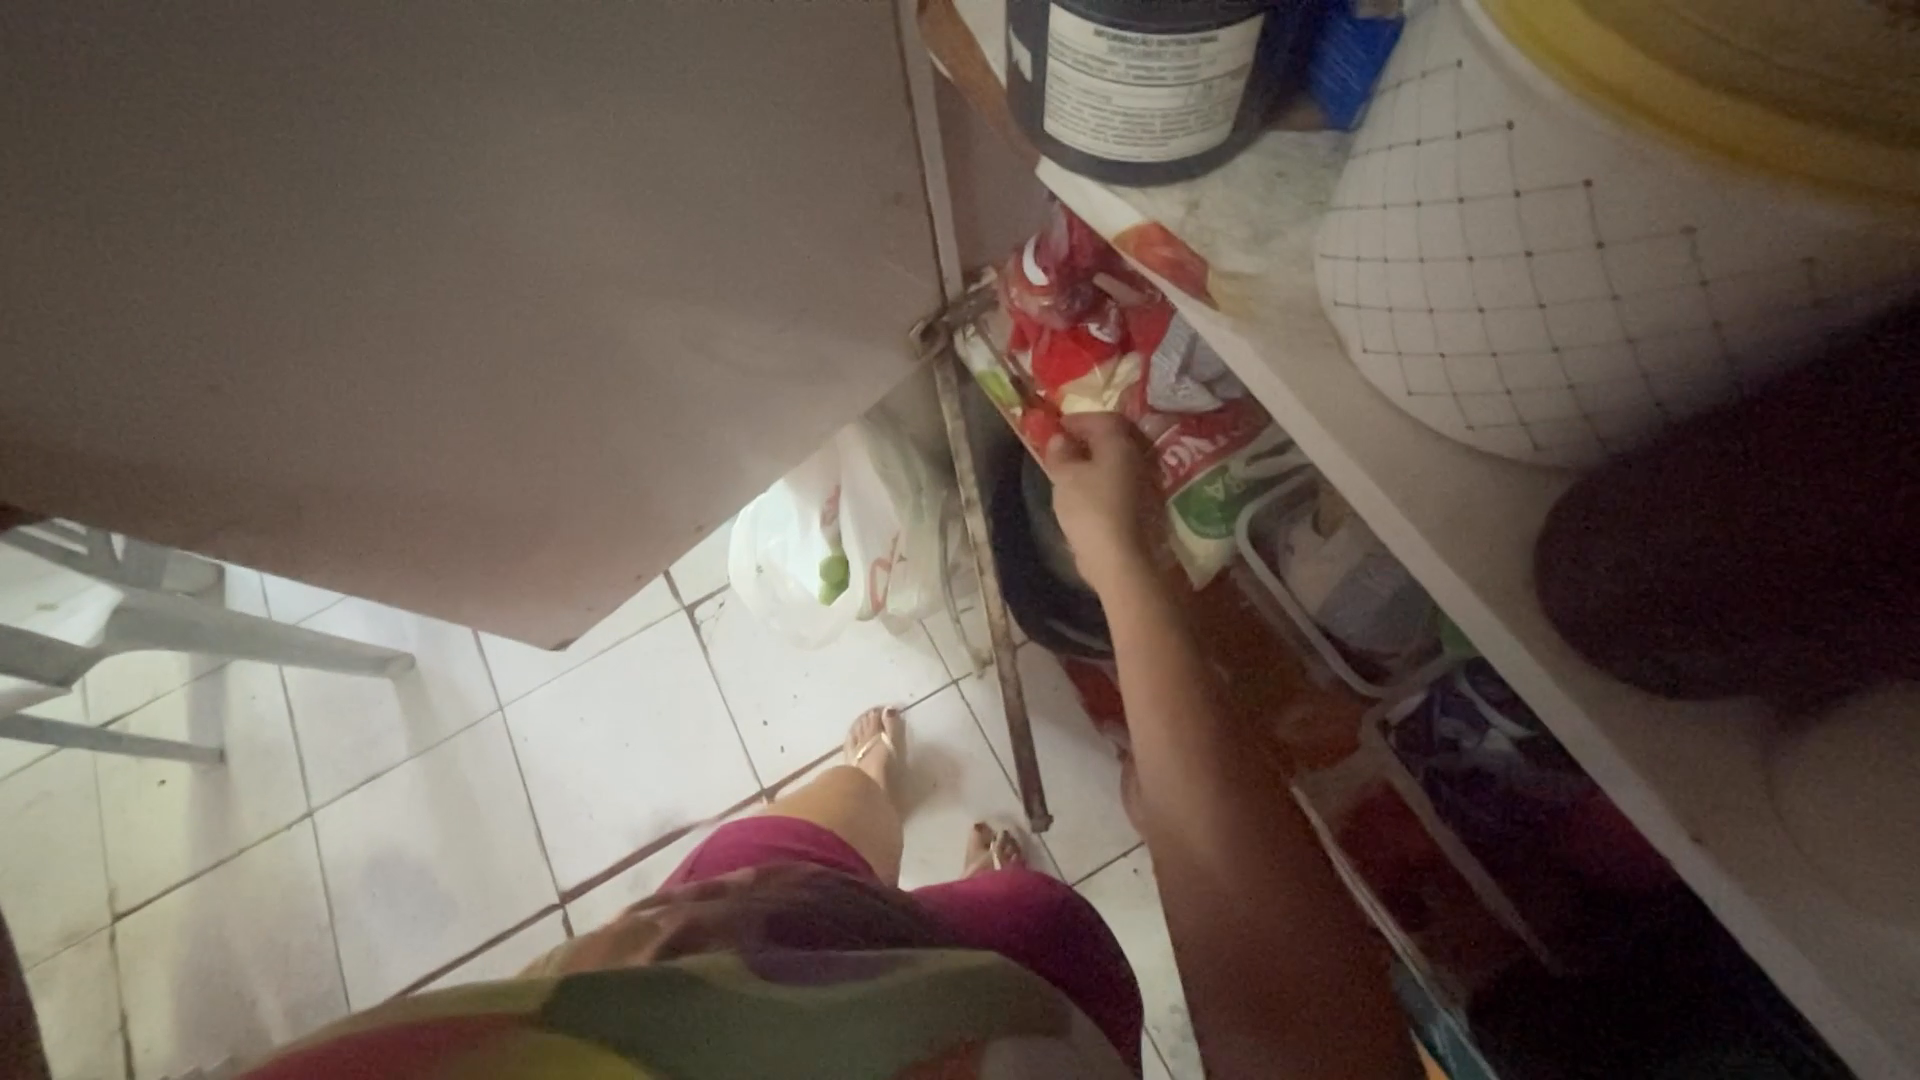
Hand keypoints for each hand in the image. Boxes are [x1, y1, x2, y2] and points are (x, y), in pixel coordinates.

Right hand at [1042, 412, 1160, 597]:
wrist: (1119, 557)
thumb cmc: (1090, 509)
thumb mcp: (1065, 476)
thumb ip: (1060, 453)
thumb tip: (1059, 439)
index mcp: (1120, 444)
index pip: (1103, 419)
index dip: (1078, 420)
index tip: (1057, 428)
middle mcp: (1138, 458)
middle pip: (1114, 438)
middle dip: (1089, 438)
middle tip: (1064, 446)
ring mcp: (1144, 483)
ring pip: (1118, 461)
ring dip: (1096, 460)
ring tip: (1072, 469)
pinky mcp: (1142, 506)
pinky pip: (1120, 481)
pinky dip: (1103, 479)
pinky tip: (1087, 492)